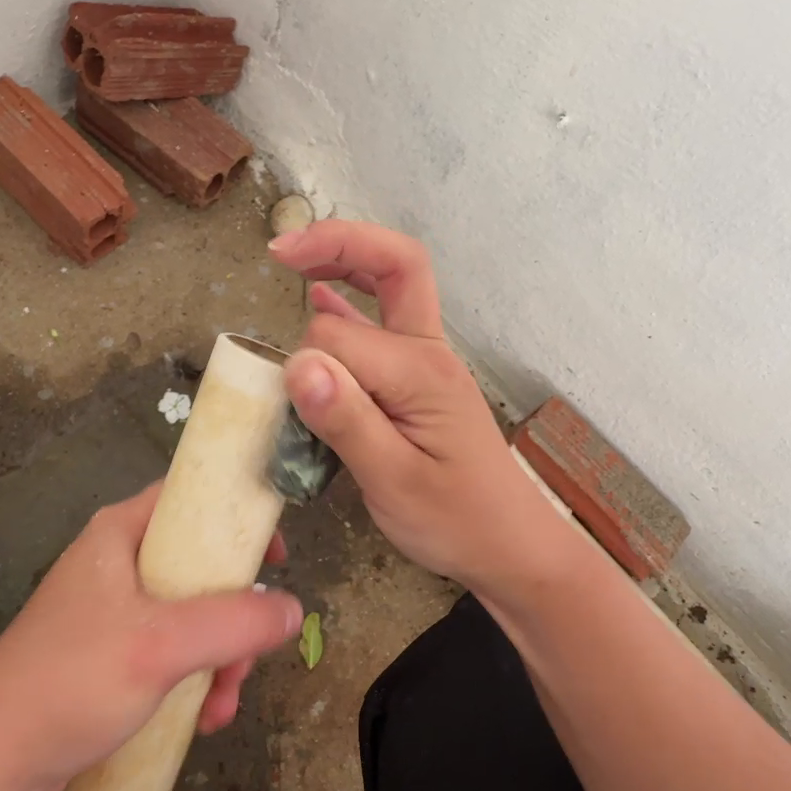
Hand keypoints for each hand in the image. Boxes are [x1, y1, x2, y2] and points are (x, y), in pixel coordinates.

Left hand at [0, 483, 301, 790]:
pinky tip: (201, 719)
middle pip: (199, 567)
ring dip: (217, 659)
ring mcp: (111, 612)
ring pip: (189, 617)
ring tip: (221, 705)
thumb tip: (293, 610)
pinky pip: (168, 653)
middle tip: (246, 658)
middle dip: (233, 617)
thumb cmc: (72, 679)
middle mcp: (117, 563)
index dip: (237, 517)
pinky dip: (192, 679)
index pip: (191, 498)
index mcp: (121, 534)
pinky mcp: (107, 656)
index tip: (275, 556)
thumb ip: (234, 623)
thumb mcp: (161, 644)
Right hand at [268, 221, 558, 592]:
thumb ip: (347, 421)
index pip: (341, 339)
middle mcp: (426, 352)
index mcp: (420, 372)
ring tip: (292, 259)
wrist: (510, 547)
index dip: (304, 362)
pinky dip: (349, 302)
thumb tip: (297, 364)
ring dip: (345, 262)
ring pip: (392, 285)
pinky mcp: (418, 379)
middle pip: (396, 264)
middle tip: (279, 250)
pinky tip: (319, 300)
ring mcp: (425, 362)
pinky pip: (384, 322)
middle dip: (338, 243)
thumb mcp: (393, 482)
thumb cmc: (455, 521)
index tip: (287, 403)